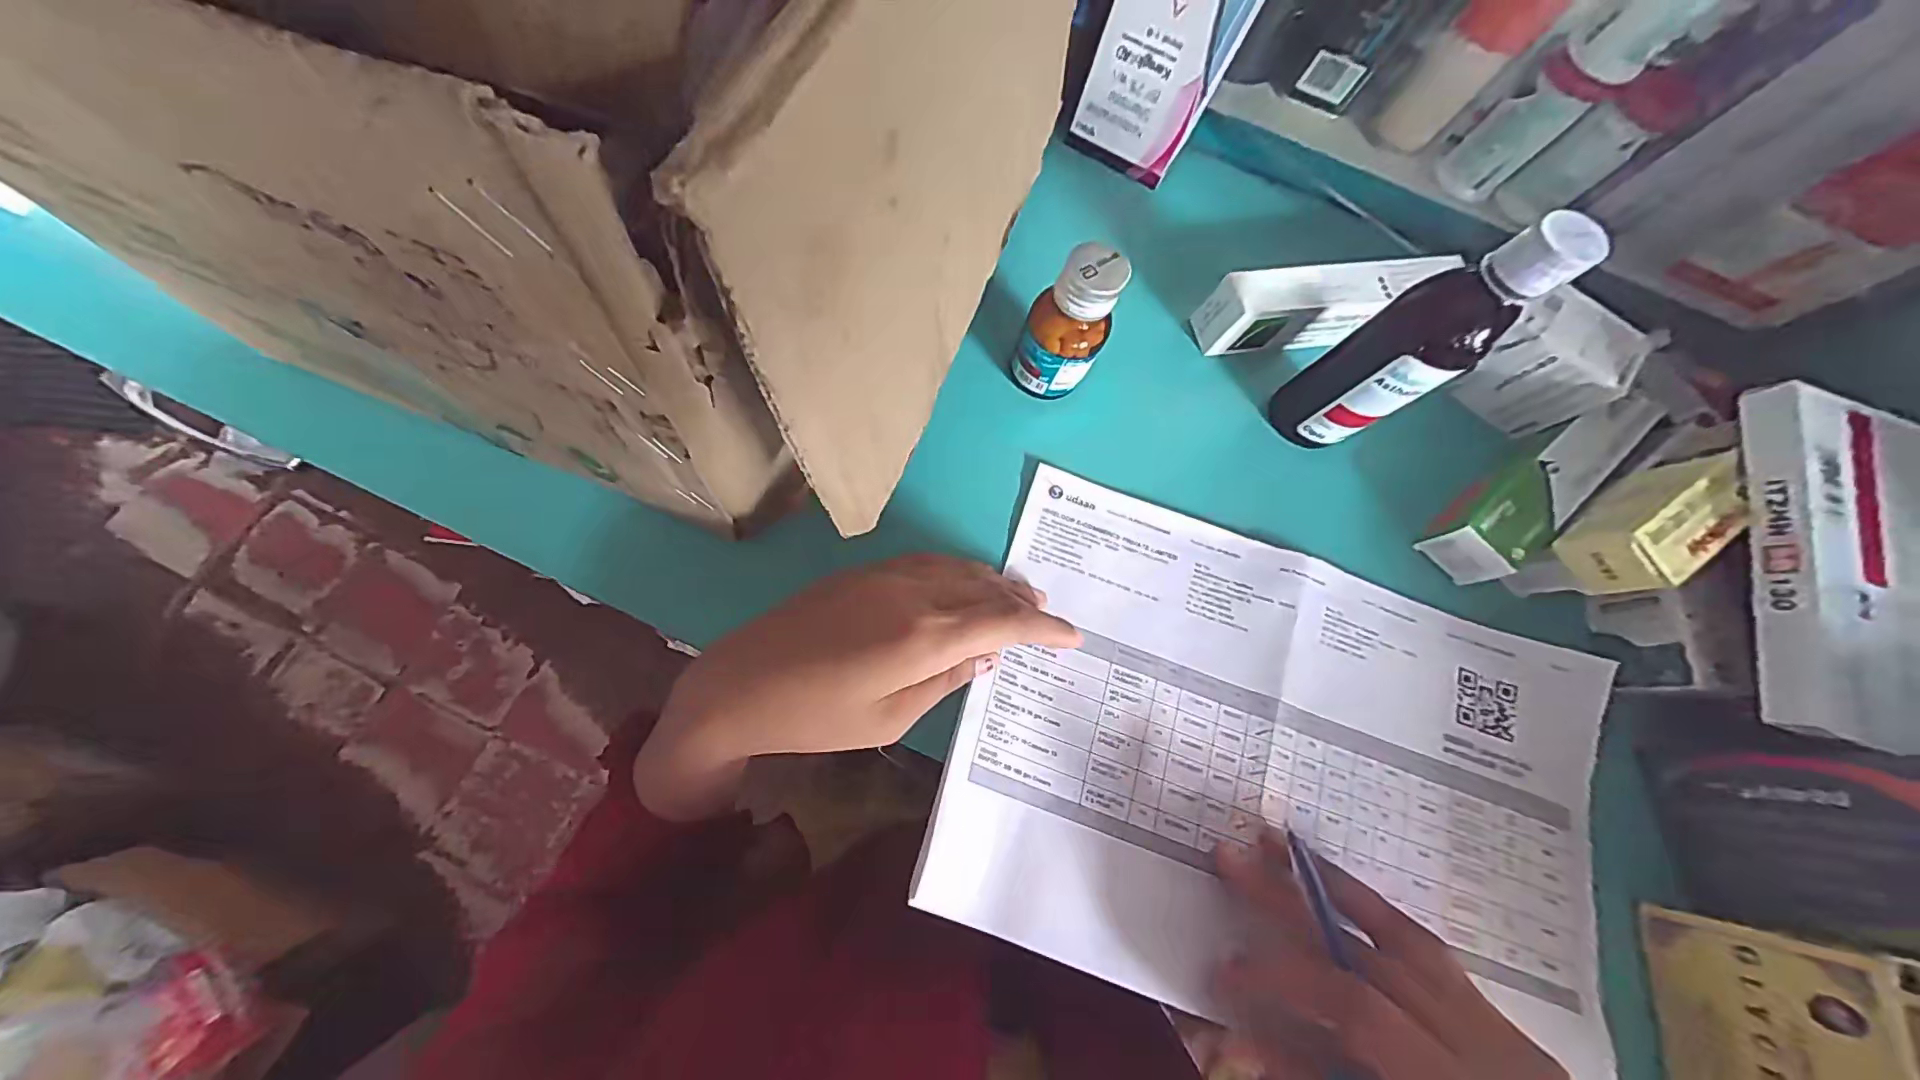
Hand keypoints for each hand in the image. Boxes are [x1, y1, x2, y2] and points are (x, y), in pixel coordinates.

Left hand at [634, 555, 1081, 819]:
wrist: (740, 685)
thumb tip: (986, 654)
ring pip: (958, 569)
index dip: (1043, 628)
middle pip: (984, 587)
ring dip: (993, 581)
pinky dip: (957, 572)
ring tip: (1018, 594)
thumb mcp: (889, 718)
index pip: (1002, 621)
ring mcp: (885, 576)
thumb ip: (945, 679)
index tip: (1072, 636)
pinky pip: (927, 563)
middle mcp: (913, 594)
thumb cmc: (815, 718)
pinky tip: (964, 583)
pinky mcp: (863, 572)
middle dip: (1022, 600)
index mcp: (924, 637)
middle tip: (1048, 614)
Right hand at [1215, 830, 1567, 1079]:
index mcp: (1448, 1079)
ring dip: (1337, 892)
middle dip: (1294, 904)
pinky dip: (1382, 921)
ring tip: (1284, 850)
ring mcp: (1504, 1036)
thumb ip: (1313, 1077)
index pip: (1358, 1010)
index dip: (1284, 979)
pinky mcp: (1508, 1031)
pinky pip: (1437, 958)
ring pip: (1411, 940)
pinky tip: (1345, 895)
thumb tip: (1240, 1038)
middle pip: (1376, 955)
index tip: (1224, 970)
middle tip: (1233, 857)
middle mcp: (1486, 1050)